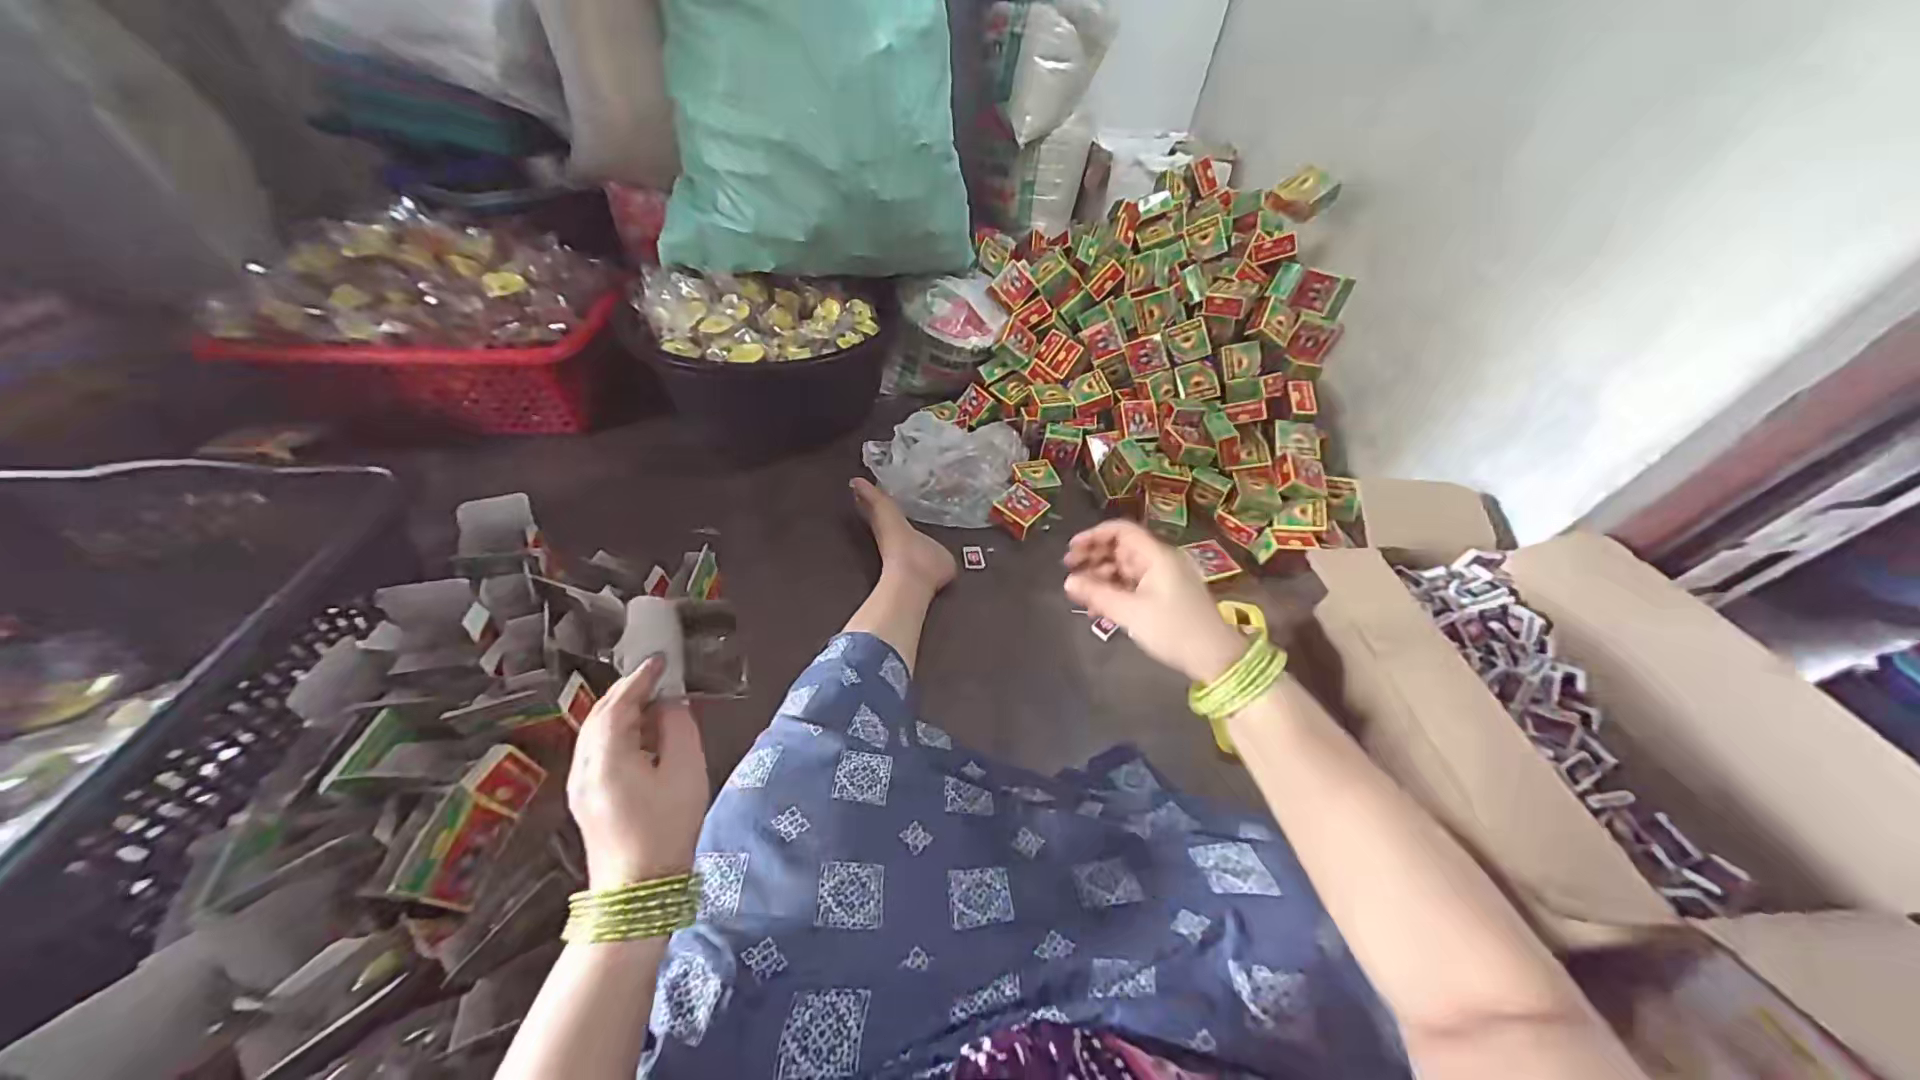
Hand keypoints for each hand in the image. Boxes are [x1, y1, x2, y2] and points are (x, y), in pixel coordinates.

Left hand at [566, 655, 709, 888]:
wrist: (640, 889)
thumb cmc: (668, 828)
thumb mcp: (686, 771)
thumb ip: (678, 727)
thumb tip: (671, 703)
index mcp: (606, 757)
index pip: (619, 702)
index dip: (642, 677)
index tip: (662, 660)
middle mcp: (583, 766)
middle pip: (599, 713)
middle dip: (628, 690)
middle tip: (658, 676)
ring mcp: (579, 784)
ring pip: (595, 731)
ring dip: (622, 710)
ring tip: (654, 701)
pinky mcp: (585, 797)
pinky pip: (596, 748)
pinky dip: (617, 730)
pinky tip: (641, 734)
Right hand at [1064, 519, 1250, 683]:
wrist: (1215, 657)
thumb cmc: (1173, 630)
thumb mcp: (1131, 613)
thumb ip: (1098, 595)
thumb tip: (1068, 581)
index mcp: (1156, 556)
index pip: (1122, 531)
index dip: (1094, 535)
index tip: (1071, 549)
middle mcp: (1160, 561)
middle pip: (1121, 547)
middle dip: (1093, 555)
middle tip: (1069, 568)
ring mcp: (1163, 578)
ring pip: (1125, 567)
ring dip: (1101, 575)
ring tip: (1080, 592)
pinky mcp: (1164, 595)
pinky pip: (1132, 584)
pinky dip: (1114, 589)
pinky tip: (1098, 606)